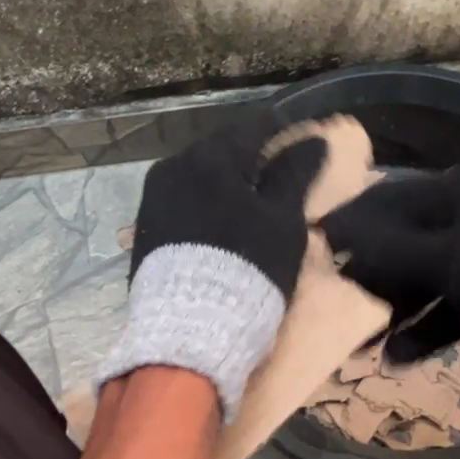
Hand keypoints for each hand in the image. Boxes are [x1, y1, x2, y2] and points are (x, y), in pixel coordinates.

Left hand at [96, 112, 327, 418]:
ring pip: (200, 177)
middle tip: (283, 171)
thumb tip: (314, 141)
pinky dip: (207, 205)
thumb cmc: (246, 267)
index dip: (285, 130)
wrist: (190, 330)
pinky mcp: (145, 230)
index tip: (307, 138)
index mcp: (208, 157)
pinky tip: (224, 225)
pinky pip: (183, 203)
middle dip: (253, 156)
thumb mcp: (281, 220)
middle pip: (222, 150)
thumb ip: (295, 174)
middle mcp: (172, 168)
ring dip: (228, 182)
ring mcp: (153, 200)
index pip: (254, 127)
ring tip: (256, 201)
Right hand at [320, 164, 459, 433]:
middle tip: (343, 300)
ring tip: (369, 344)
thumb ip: (391, 250)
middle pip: (413, 240)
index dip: (356, 220)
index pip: (395, 198)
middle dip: (377, 276)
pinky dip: (434, 325)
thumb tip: (339, 235)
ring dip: (402, 310)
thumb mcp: (448, 260)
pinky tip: (403, 354)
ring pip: (435, 276)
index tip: (321, 240)